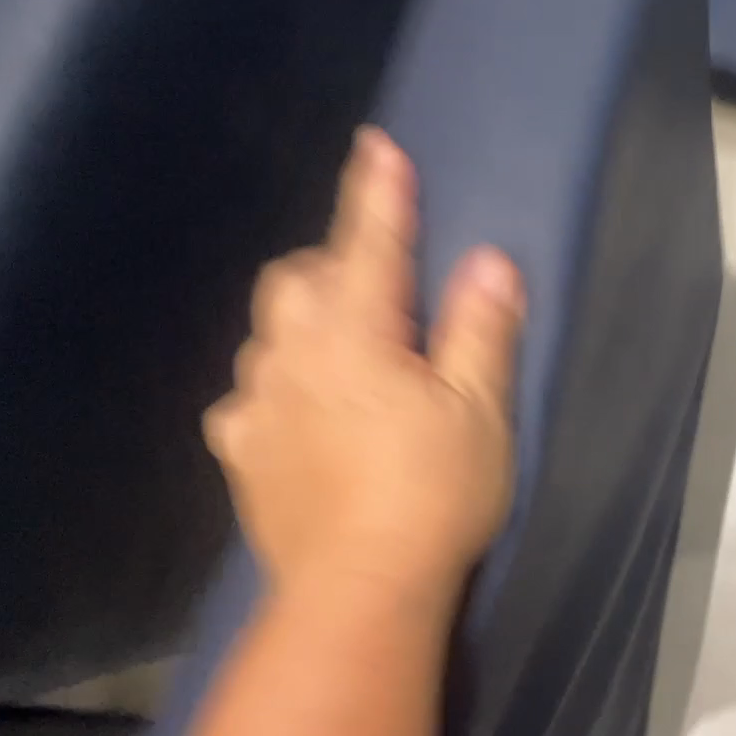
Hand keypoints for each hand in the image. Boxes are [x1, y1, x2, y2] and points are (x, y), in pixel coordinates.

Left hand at [203, 127, 525, 603]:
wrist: (361, 590)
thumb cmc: (434, 492)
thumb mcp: (479, 410)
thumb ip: (480, 329)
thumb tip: (489, 261)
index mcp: (356, 338)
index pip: (369, 247)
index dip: (378, 195)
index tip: (377, 145)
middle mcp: (293, 359)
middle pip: (295, 281)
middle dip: (334, 265)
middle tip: (380, 290)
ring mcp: (259, 410)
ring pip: (267, 336)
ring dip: (305, 325)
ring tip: (346, 352)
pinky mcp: (246, 457)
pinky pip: (250, 398)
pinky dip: (279, 386)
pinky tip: (302, 414)